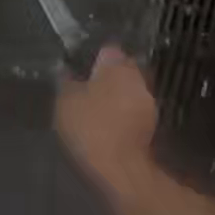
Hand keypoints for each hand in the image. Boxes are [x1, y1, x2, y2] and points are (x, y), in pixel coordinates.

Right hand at [55, 45, 159, 194]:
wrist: (117, 164)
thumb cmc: (88, 125)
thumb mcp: (66, 100)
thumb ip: (67, 81)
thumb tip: (67, 69)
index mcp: (118, 68)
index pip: (108, 50)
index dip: (91, 56)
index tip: (77, 66)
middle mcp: (138, 79)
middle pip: (121, 69)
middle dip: (104, 75)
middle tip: (82, 85)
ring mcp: (148, 102)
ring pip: (126, 89)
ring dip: (112, 94)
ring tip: (89, 105)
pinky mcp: (149, 123)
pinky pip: (130, 108)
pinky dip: (117, 111)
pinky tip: (102, 122)